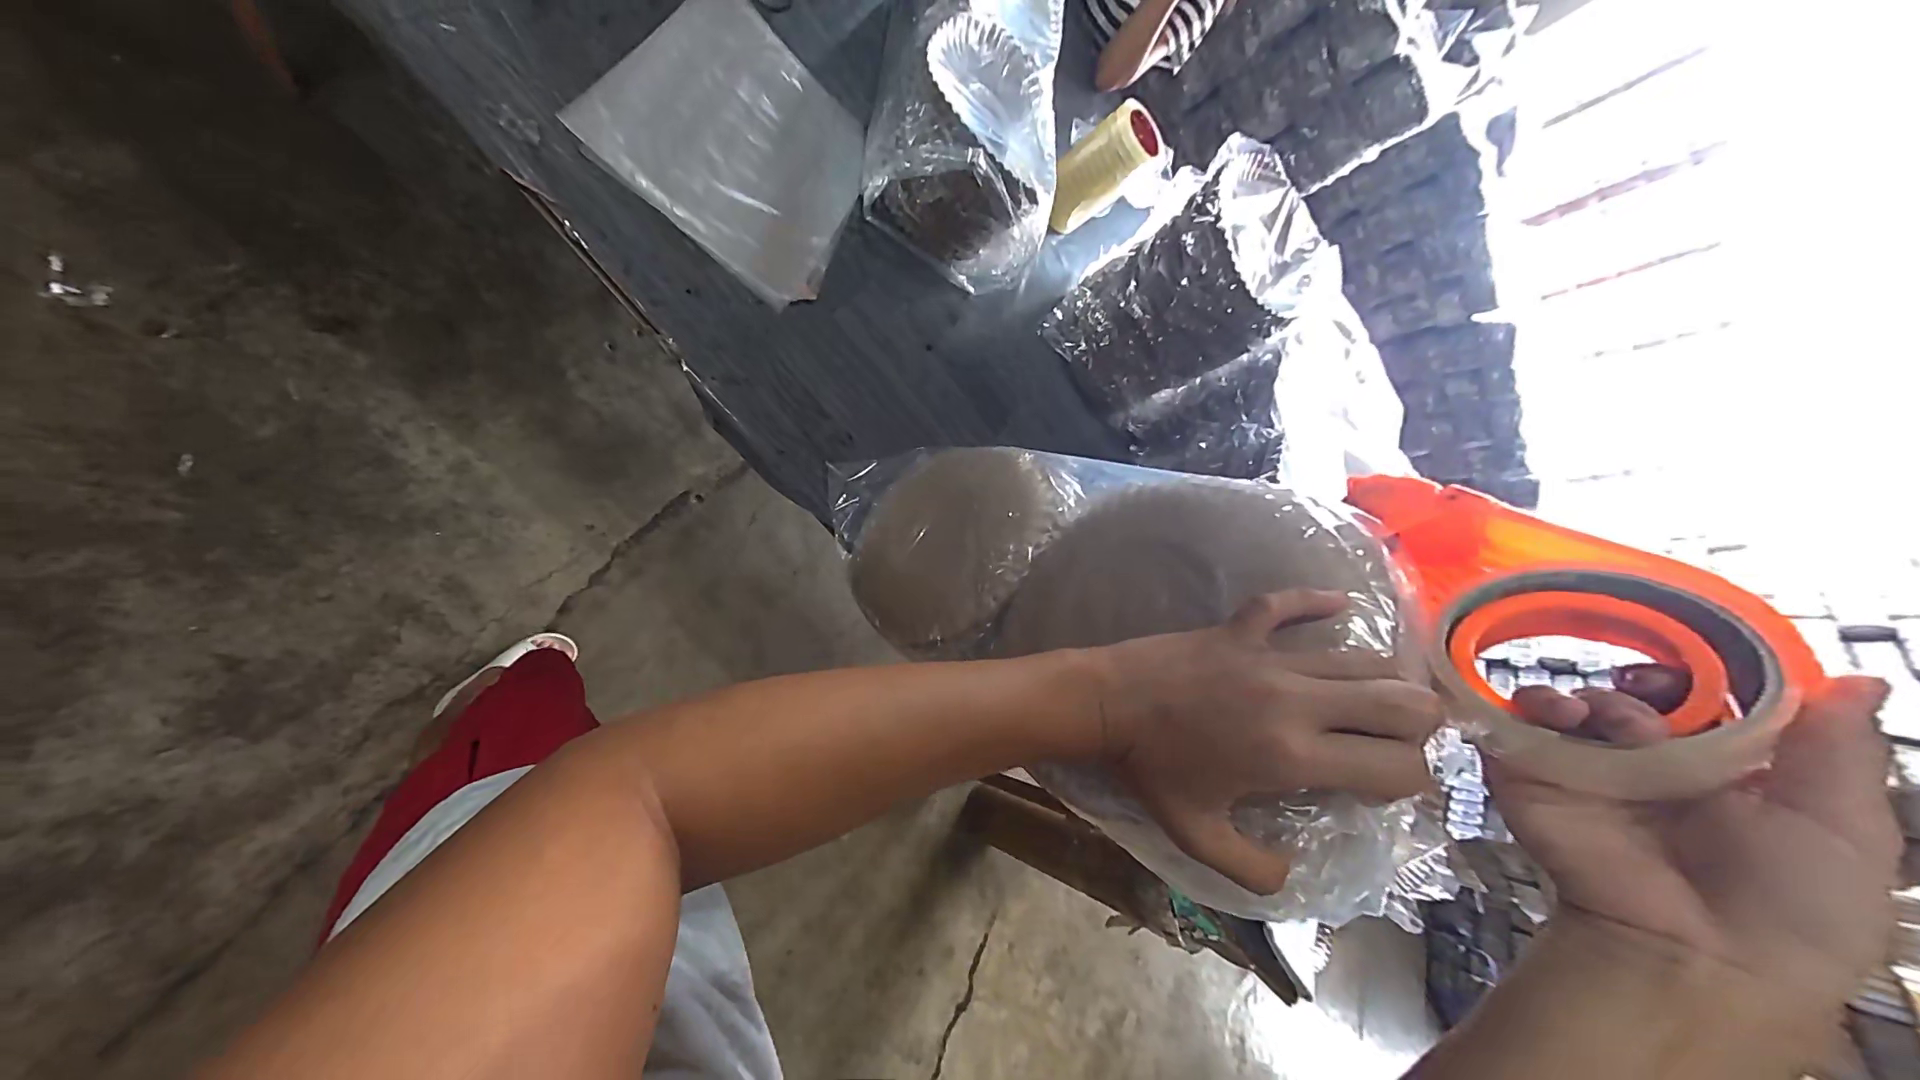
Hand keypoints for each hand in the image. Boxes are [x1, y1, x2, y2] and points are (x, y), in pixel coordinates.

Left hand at [1087, 589, 1443, 893]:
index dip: (1409, 782)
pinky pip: (1288, 604)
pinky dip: (1317, 603)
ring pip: (1360, 658)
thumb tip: (1293, 878)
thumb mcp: (1196, 834)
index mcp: (1293, 754)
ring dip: (1386, 679)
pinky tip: (1340, 606)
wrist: (1106, 702)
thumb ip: (1250, 868)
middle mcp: (1296, 699)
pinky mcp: (1239, 627)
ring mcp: (1269, 655)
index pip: (1396, 766)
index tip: (1387, 786)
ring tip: (1382, 697)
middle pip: (1402, 704)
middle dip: (1421, 728)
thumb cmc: (1150, 767)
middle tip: (1399, 740)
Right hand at [1495, 675, 1899, 1008]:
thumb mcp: (1843, 829)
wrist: (1696, 950)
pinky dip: (1526, 705)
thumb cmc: (1790, 899)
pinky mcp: (1529, 773)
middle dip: (1643, 682)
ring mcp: (1583, 767)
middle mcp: (1648, 761)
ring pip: (1572, 702)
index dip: (1701, 675)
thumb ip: (1840, 753)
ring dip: (1586, 696)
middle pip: (1632, 695)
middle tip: (1651, 694)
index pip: (1701, 701)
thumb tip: (1857, 681)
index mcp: (1719, 767)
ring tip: (1599, 720)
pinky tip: (1555, 714)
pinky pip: (1513, 724)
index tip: (1703, 670)